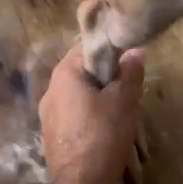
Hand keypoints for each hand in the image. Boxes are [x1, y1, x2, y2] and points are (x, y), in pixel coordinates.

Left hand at [40, 43, 145, 183]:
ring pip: (77, 95)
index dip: (109, 50)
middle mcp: (50, 90)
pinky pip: (72, 115)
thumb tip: (135, 50)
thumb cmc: (102, 136)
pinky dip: (87, 116)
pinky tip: (103, 129)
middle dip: (105, 77)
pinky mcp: (51, 136)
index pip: (88, 47)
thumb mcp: (124, 100)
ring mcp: (47, 115)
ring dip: (97, 98)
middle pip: (82, 71)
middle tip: (125, 87)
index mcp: (63, 73)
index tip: (126, 60)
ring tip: (117, 109)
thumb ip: (131, 72)